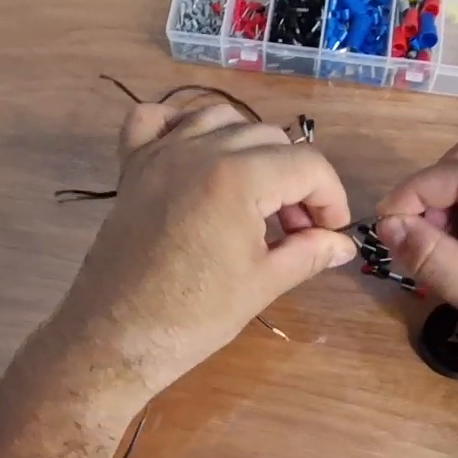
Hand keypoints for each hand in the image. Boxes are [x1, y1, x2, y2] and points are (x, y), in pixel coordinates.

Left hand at [49, 102, 357, 396]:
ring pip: (220, 118)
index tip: (330, 233)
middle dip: (294, 180)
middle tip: (294, 231)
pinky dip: (180, 126)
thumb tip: (342, 244)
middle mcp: (199, 150)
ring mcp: (159, 154)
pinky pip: (154, 119)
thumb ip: (309, 252)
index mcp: (238, 177)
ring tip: (254, 196)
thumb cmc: (193, 318)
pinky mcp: (131, 167)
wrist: (115, 338)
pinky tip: (196, 156)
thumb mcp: (262, 284)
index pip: (306, 165)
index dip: (330, 198)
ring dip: (248, 149)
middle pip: (269, 138)